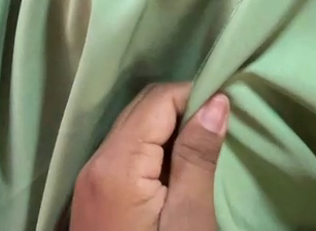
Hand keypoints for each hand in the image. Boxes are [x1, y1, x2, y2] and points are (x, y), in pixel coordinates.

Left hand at [71, 83, 228, 230]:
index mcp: (117, 164)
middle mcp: (95, 162)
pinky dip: (152, 147)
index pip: (158, 99)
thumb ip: (198, 157)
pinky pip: (124, 150)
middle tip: (217, 128)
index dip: (194, 97)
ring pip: (133, 126)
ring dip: (168, 127)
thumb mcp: (188, 220)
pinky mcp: (93, 197)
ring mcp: (90, 180)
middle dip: (181, 108)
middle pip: (142, 108)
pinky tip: (176, 169)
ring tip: (201, 149)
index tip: (226, 111)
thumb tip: (217, 100)